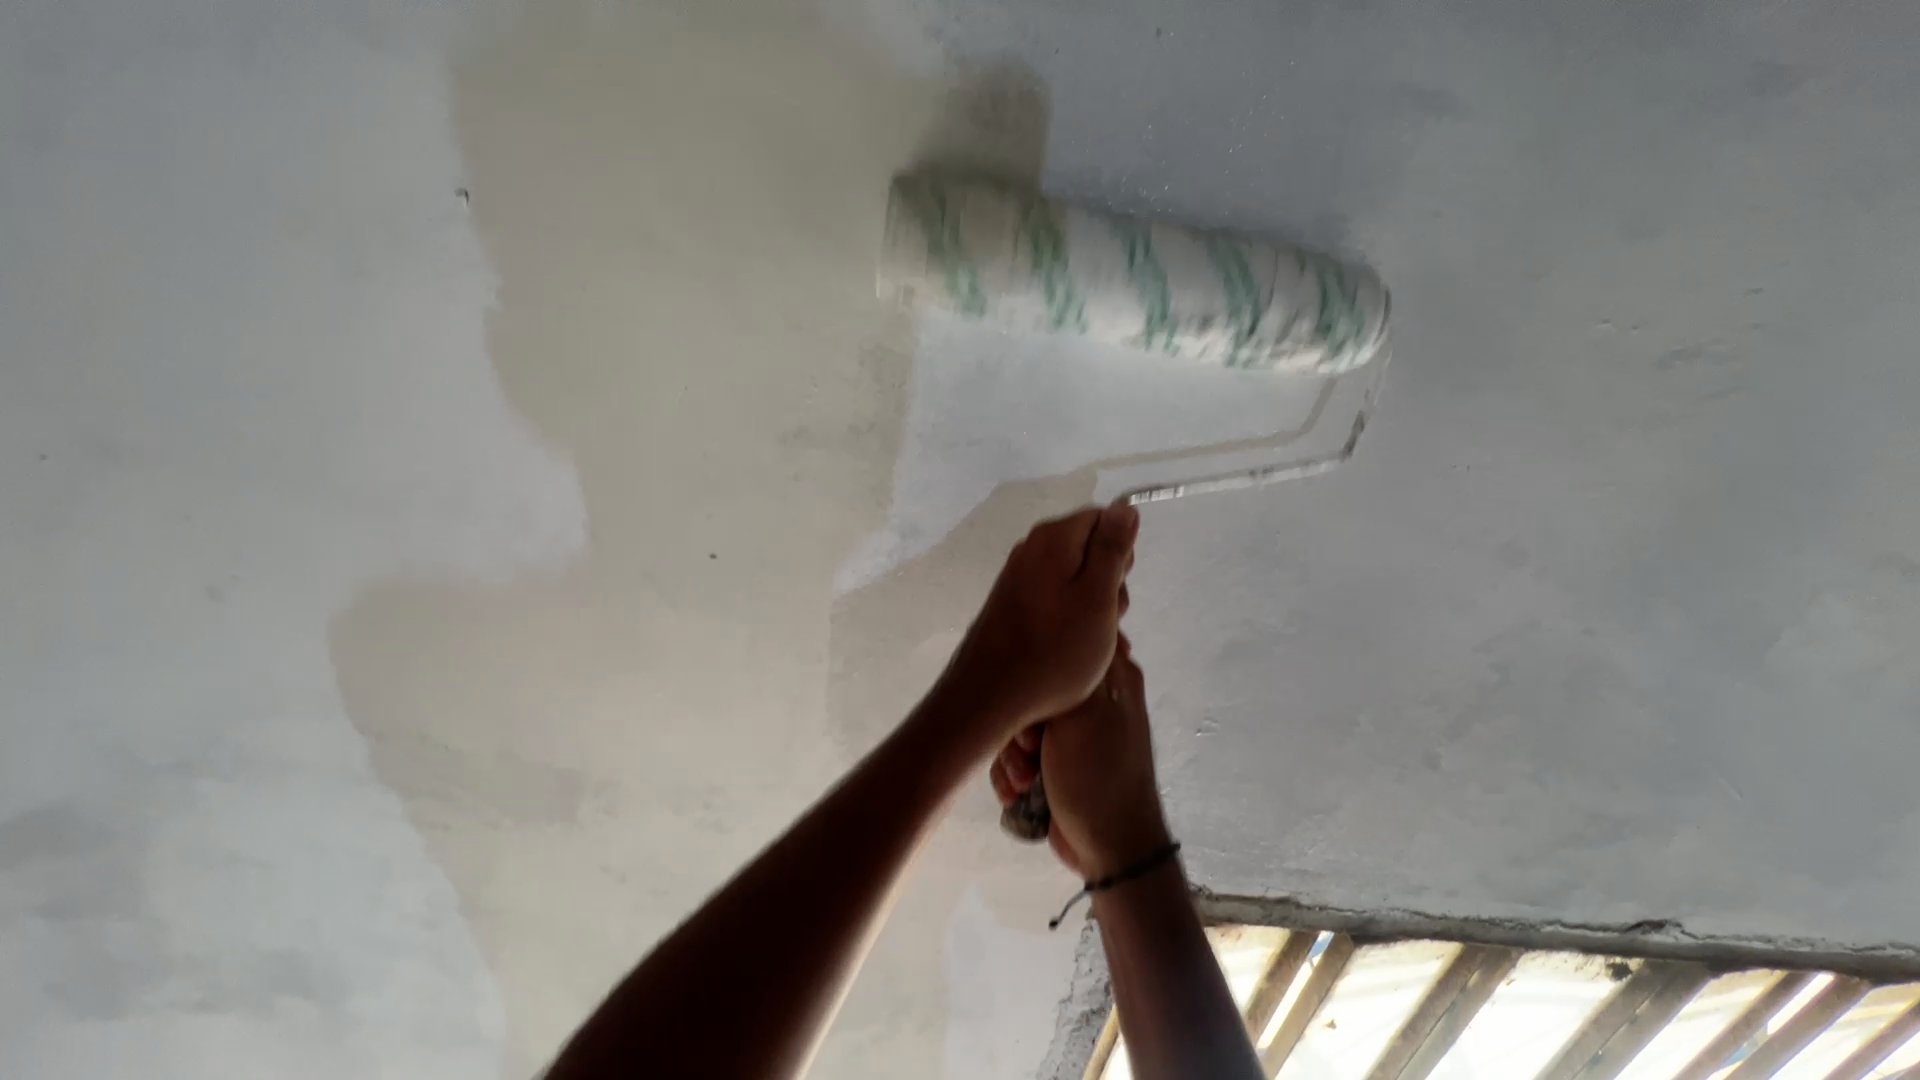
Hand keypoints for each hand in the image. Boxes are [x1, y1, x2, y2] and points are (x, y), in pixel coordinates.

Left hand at [938, 502, 1138, 745]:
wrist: (989, 697)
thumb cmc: (1055, 650)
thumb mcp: (1098, 597)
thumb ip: (1112, 549)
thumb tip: (1124, 507)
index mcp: (1054, 539)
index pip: (1104, 520)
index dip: (1120, 554)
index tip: (1117, 591)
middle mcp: (1032, 549)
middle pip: (1089, 549)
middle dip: (1108, 584)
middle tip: (1107, 622)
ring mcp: (1019, 578)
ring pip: (1075, 579)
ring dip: (1093, 608)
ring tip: (1092, 645)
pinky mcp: (1012, 604)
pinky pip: (1056, 600)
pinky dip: (1071, 621)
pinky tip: (1072, 651)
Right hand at [991, 638, 1169, 877]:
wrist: (1109, 845)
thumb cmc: (1099, 772)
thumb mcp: (1087, 709)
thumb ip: (1072, 665)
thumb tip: (1072, 619)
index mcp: (1109, 674)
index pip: (1065, 639)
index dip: (1037, 658)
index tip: (1026, 686)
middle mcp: (1089, 696)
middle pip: (1031, 683)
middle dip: (1016, 720)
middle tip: (1027, 746)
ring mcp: (1069, 731)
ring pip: (1017, 720)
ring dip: (1011, 753)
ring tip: (1022, 779)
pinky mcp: (1052, 761)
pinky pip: (1016, 752)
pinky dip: (1012, 772)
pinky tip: (1016, 792)